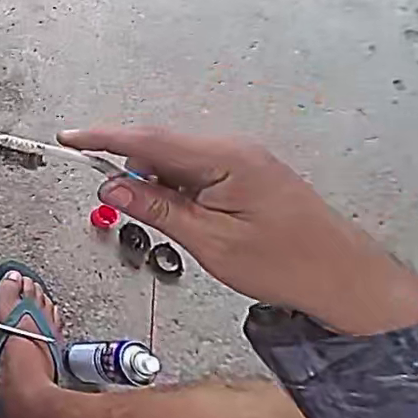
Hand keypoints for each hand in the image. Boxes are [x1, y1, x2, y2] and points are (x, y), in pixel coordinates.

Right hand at [60, 126, 417, 334]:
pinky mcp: (241, 175)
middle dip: (130, 171)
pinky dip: (175, 191)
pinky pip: (193, 173)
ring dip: (155, 185)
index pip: (149, 139)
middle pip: (159, 148)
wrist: (346, 280)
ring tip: (169, 223)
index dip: (103, 137)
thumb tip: (112, 184)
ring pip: (174, 163)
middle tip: (116, 200)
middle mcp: (232, 151)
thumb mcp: (209, 240)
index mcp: (225, 159)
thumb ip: (156, 208)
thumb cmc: (289, 263)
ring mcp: (239, 161)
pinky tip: (184, 217)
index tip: (71, 137)